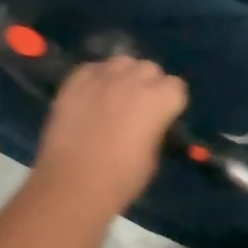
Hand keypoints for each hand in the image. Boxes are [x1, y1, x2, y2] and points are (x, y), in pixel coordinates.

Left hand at [33, 56, 188, 215]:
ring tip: (115, 95)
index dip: (171, 102)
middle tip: (139, 106)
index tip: (163, 116)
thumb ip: (155, 128)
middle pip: (150, 68)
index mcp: (157, 100)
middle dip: (149, 84)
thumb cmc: (119, 180)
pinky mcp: (75, 80)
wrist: (71, 185)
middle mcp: (132, 80)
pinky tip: (91, 96)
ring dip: (124, 75)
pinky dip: (97, 78)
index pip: (176, 86)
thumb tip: (150, 121)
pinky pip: (93, 68)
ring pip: (122, 61)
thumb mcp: (152, 158)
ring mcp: (102, 77)